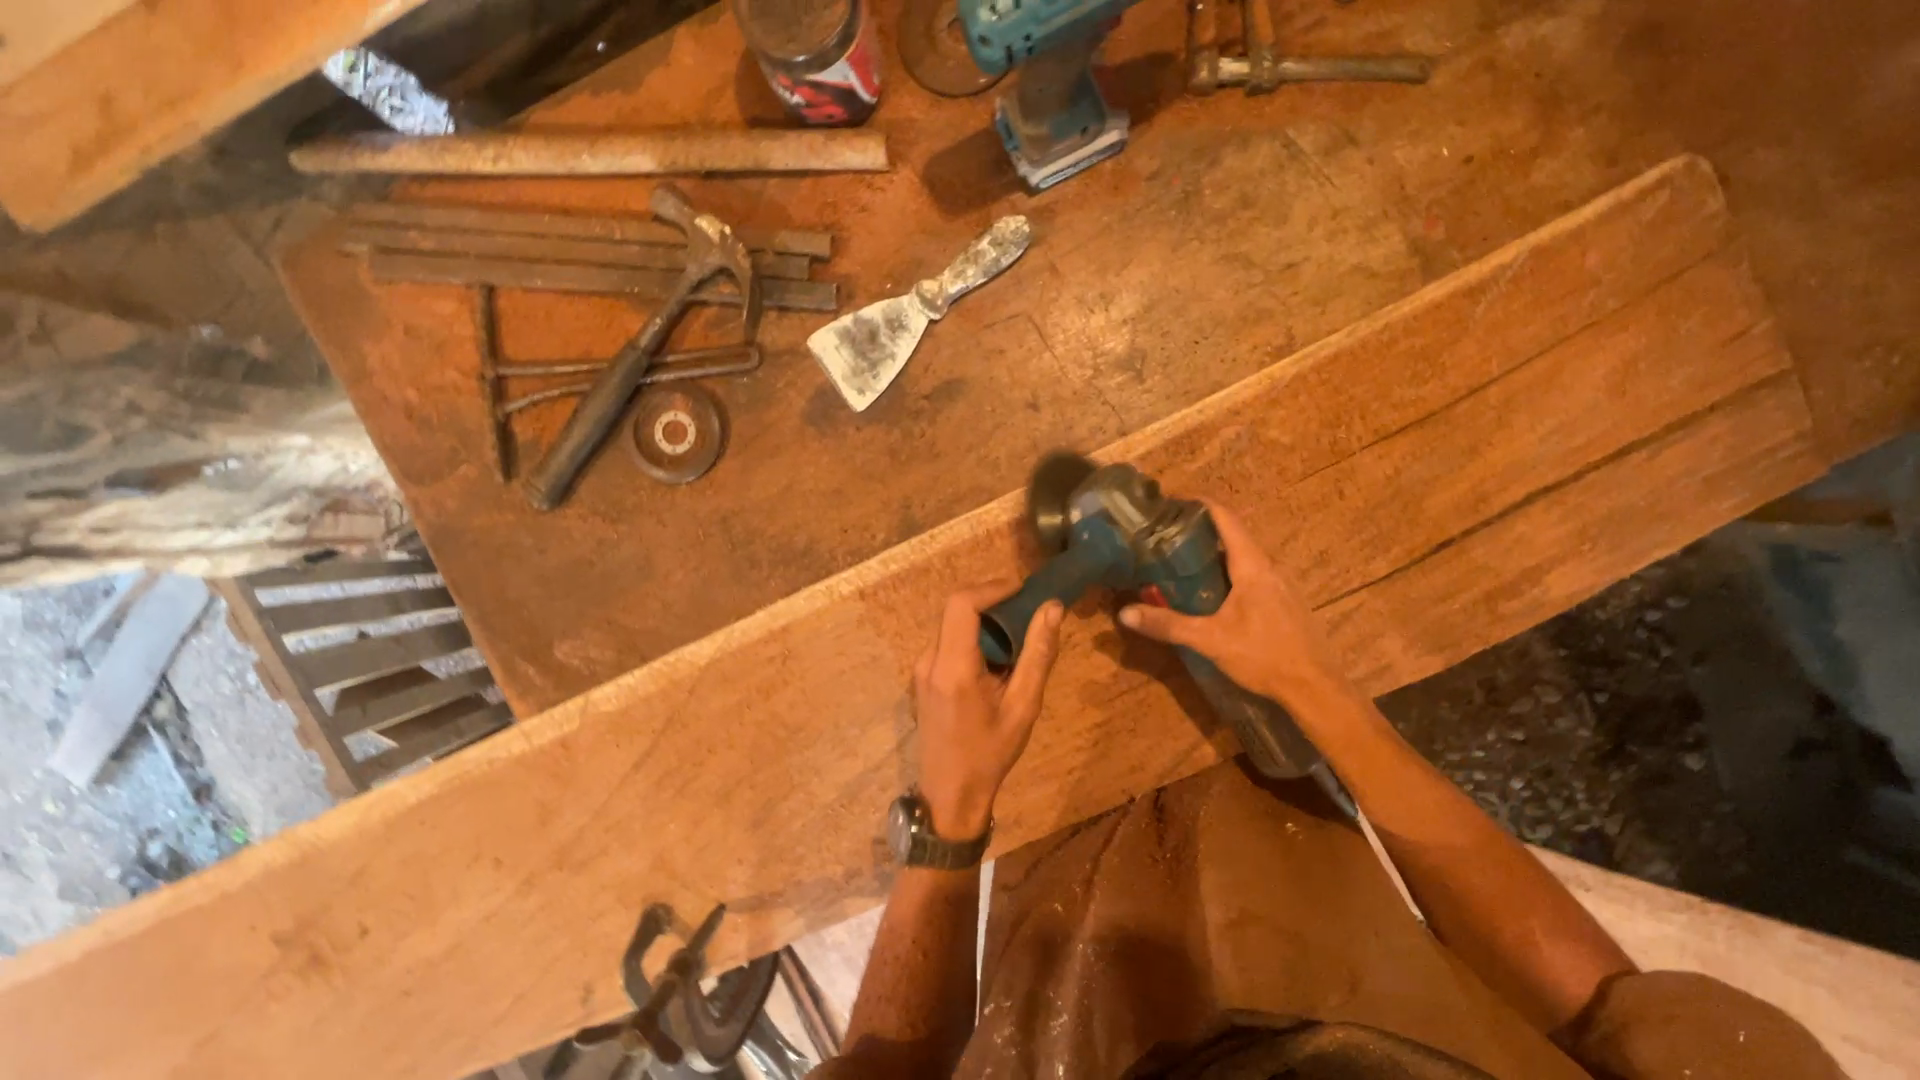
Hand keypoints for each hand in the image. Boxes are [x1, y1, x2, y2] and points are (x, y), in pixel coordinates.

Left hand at [913, 584, 1064, 841]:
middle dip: (992, 602)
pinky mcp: (922, 678)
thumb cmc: (990, 753)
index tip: (1023, 589)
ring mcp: (921, 669)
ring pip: (953, 626)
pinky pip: (948, 644)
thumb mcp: (1024, 706)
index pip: (962, 603)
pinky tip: (998, 661)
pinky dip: (974, 640)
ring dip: (984, 622)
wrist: (949, 794)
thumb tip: (1053, 608)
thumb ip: (1038, 654)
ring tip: (1018, 638)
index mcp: (953, 666)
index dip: (992, 587)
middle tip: (1028, 611)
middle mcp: (929, 660)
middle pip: (956, 610)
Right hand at [1117, 501, 1345, 710]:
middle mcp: (1269, 568)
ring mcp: (1281, 586)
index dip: (1199, 503)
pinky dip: (1228, 576)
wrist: (1314, 688)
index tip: (1171, 501)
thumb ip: (1168, 624)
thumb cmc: (1264, 655)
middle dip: (1200, 532)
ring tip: (1181, 563)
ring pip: (1243, 559)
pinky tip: (1211, 596)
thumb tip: (1125, 613)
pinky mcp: (1285, 604)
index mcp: (1252, 566)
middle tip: (1166, 537)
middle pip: (1233, 536)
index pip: (1225, 518)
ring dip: (1214, 556)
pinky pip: (1252, 577)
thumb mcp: (1209, 640)